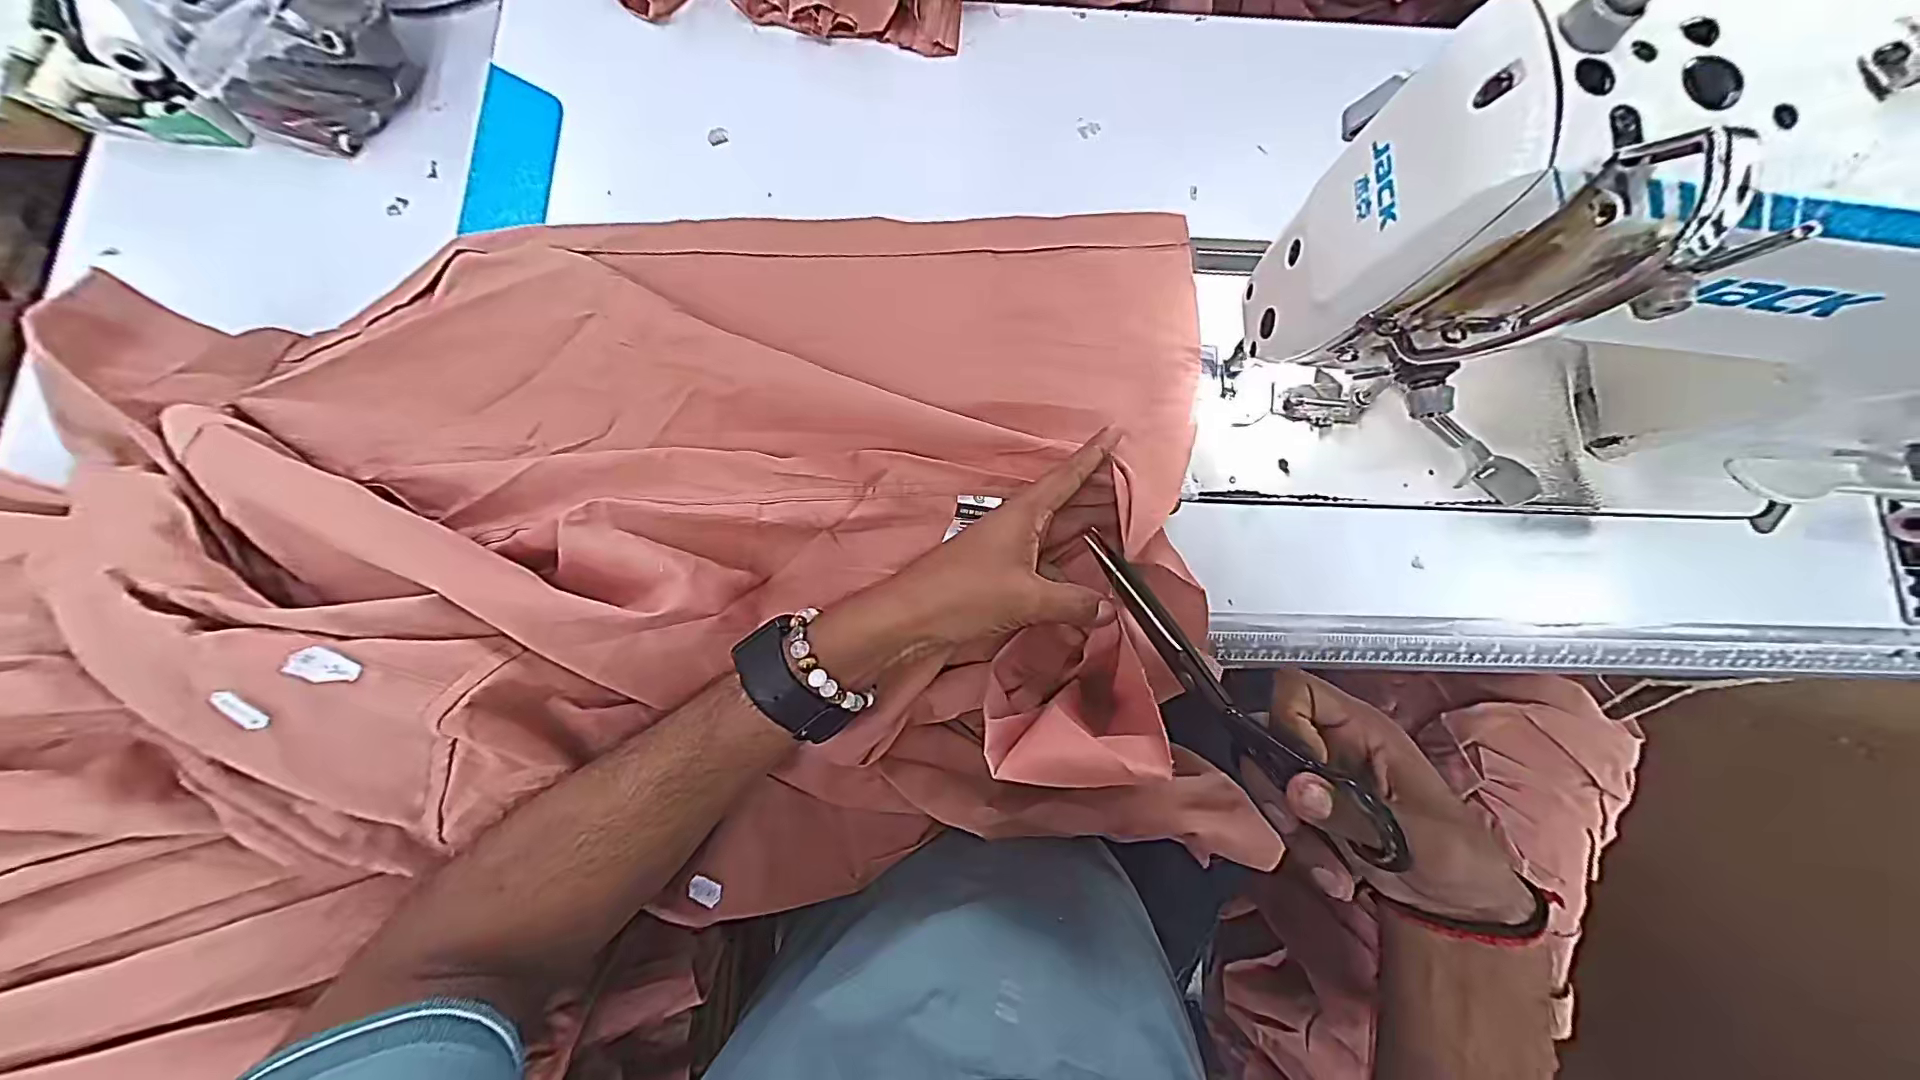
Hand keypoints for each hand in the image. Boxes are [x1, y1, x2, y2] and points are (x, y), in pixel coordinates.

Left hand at [806, 430, 1121, 682]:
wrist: (911, 620)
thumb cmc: (954, 592)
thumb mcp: (1025, 597)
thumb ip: (1071, 602)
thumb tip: (1103, 608)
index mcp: (1023, 513)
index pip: (1067, 475)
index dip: (1093, 455)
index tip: (1114, 435)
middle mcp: (1019, 527)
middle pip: (1070, 503)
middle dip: (1103, 496)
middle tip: (1136, 491)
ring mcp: (1012, 552)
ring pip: (1061, 534)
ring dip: (1090, 533)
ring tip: (1123, 529)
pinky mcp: (1005, 578)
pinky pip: (1049, 566)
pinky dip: (1071, 571)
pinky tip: (1088, 581)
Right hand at [1245, 670, 1533, 923]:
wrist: (1464, 908)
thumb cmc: (1461, 860)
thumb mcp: (1416, 838)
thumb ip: (1351, 811)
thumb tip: (1296, 787)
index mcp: (1362, 729)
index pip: (1295, 691)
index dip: (1286, 723)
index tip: (1300, 775)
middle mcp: (1331, 743)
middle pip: (1268, 739)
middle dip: (1280, 794)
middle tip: (1303, 829)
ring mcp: (1317, 776)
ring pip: (1268, 783)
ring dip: (1293, 832)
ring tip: (1334, 867)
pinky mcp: (1308, 808)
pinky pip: (1278, 816)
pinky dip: (1299, 850)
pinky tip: (1335, 874)